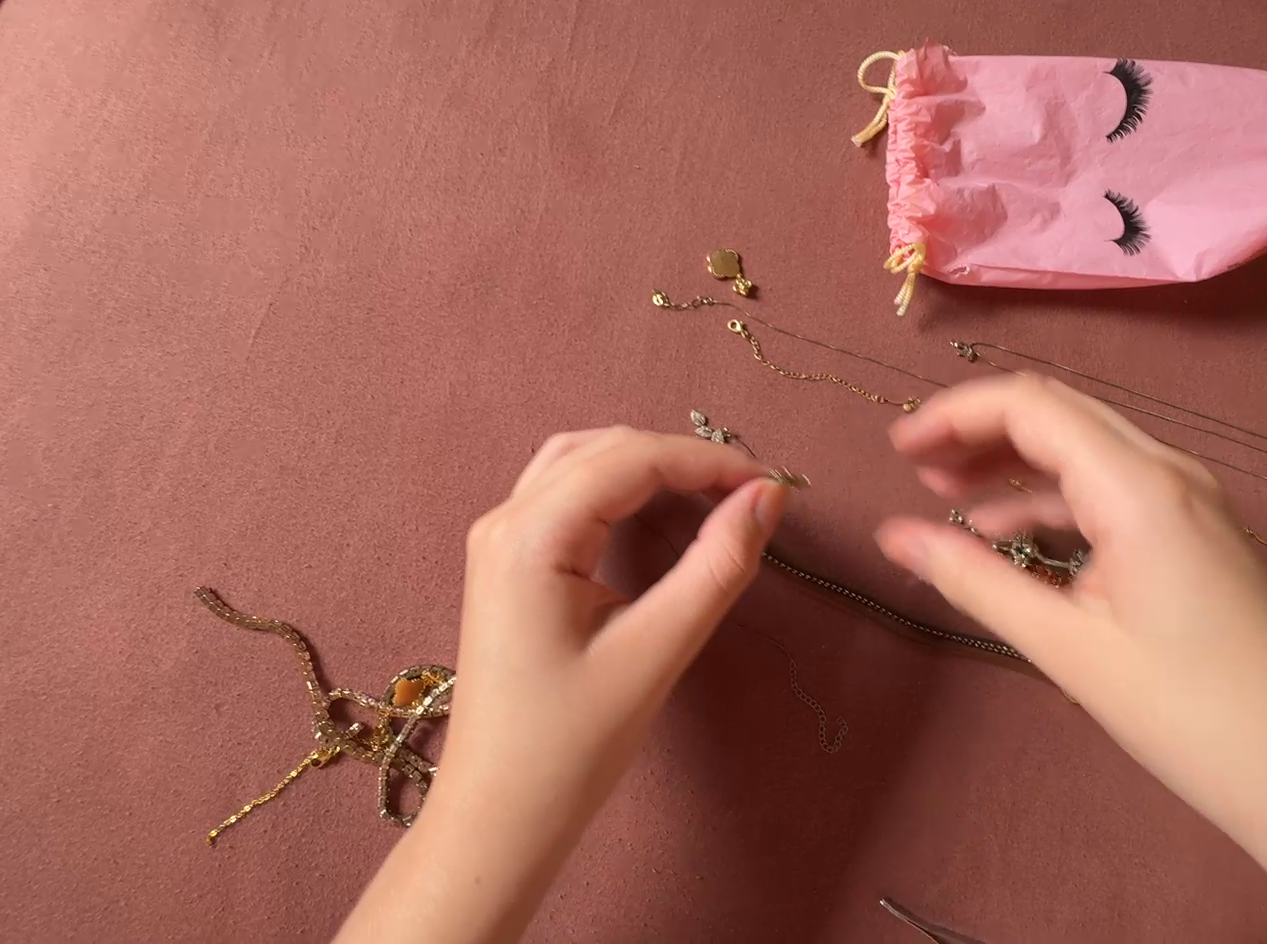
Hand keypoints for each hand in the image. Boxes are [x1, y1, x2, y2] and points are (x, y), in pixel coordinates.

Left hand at [337, 428, 785, 943]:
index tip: (769, 484)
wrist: (497, 817)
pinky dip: (620, 483)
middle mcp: (505, 519)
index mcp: (530, 536)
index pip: (633, 460)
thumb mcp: (655, 653)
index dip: (708, 461)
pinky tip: (652, 505)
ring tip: (709, 490)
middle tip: (748, 491)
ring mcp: (500, 537)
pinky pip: (567, 489)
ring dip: (649, 463)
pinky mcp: (509, 558)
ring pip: (583, 459)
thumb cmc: (569, 747)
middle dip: (683, 459)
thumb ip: (717, 566)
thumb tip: (766, 497)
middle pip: (607, 449)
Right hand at [874, 375, 1266, 943]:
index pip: (1029, 406)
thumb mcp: (1066, 646)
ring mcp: (1188, 503)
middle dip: (976, 431)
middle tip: (914, 465)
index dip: (954, 414)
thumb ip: (972, 578)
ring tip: (947, 495)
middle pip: (1055, 415)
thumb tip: (891, 535)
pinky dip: (1046, 503)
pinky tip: (1007, 537)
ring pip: (1079, 452)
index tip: (897, 447)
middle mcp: (1168, 474)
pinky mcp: (1193, 535)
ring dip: (1008, 466)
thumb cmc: (1194, 716)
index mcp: (1139, 487)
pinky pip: (1105, 493)